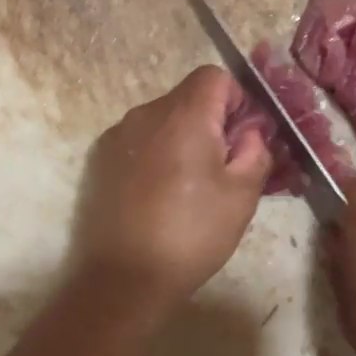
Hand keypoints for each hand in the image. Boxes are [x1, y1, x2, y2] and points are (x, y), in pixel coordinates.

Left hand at [74, 66, 271, 314]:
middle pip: (187, 97)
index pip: (214, 76)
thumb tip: (249, 132)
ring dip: (182, 139)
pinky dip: (155, 155)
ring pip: (162, 120)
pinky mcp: (100, 161)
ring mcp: (117, 136)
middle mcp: (146, 114)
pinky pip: (139, 142)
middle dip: (210, 121)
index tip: (241, 137)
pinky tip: (159, 196)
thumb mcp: (242, 195)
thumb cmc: (192, 233)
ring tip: (189, 186)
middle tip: (223, 167)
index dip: (235, 99)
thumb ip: (255, 150)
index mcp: (184, 115)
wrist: (123, 279)